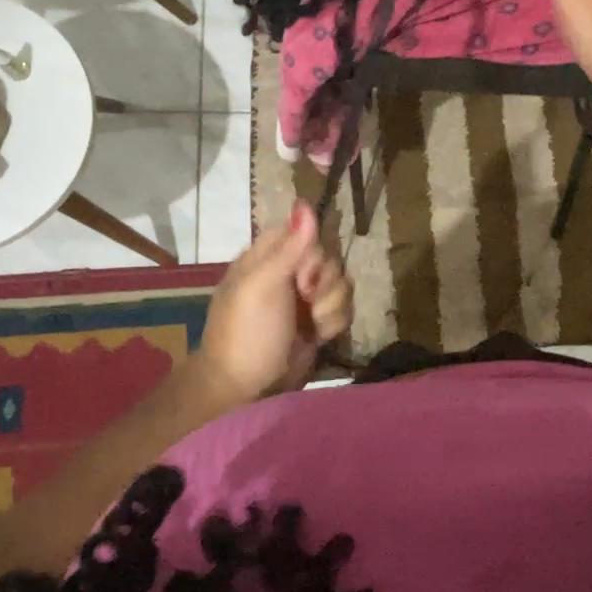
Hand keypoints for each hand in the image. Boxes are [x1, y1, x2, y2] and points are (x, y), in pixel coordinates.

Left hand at [197, 201, 351, 400]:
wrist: (248, 389)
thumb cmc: (247, 332)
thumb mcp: (262, 285)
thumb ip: (289, 246)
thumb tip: (305, 203)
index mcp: (266, 257)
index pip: (305, 232)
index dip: (312, 252)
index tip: (303, 275)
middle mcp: (288, 272)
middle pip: (329, 258)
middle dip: (324, 283)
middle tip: (304, 301)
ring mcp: (305, 299)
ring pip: (341, 284)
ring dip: (330, 307)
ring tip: (311, 327)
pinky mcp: (319, 322)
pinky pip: (344, 308)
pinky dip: (334, 324)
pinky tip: (318, 337)